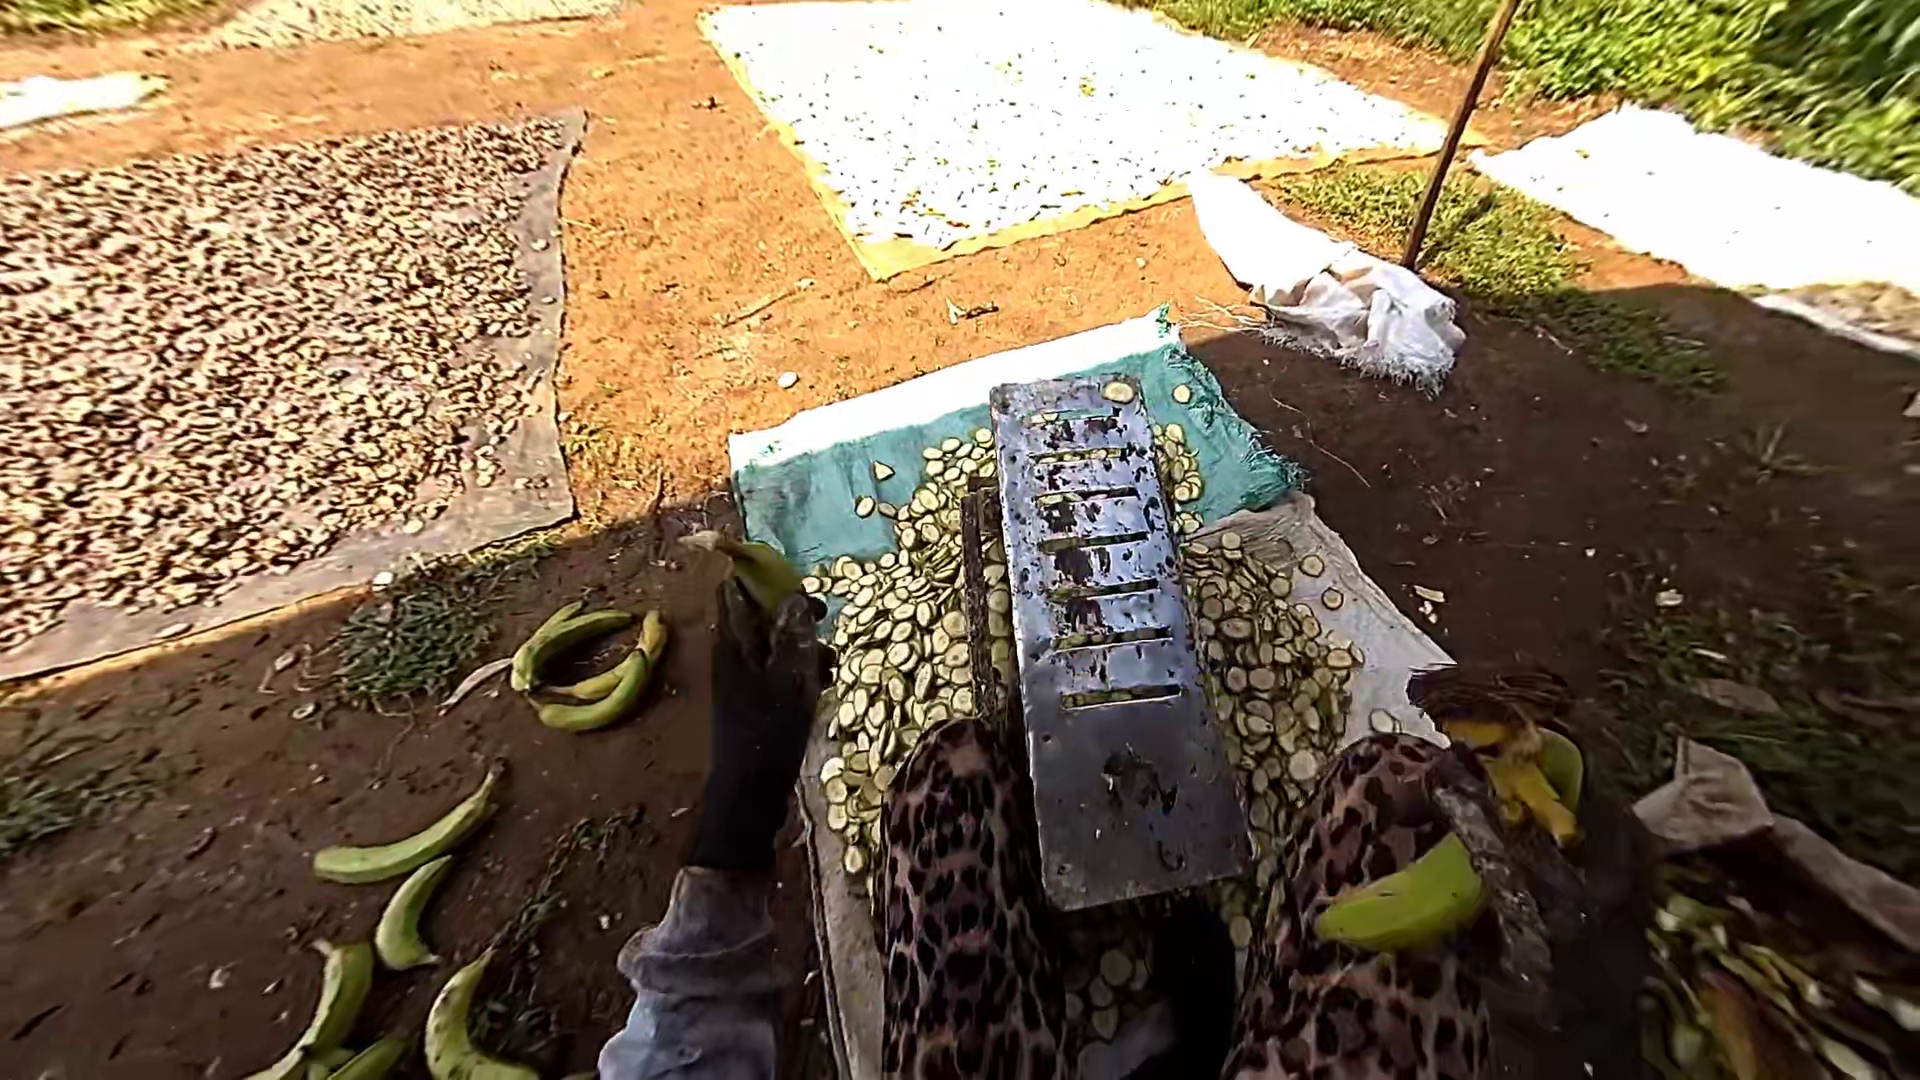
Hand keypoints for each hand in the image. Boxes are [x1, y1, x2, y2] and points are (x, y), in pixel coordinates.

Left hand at [686, 579, 831, 872]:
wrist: (750, 789)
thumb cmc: (770, 728)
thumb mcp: (792, 676)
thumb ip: (794, 633)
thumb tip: (795, 595)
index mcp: (734, 641)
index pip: (736, 589)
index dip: (764, 578)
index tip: (798, 583)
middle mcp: (734, 652)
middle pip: (761, 614)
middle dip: (794, 612)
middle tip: (824, 619)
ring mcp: (742, 675)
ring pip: (773, 641)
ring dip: (803, 643)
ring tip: (830, 661)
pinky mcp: (753, 695)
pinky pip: (777, 667)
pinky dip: (799, 667)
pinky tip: (822, 683)